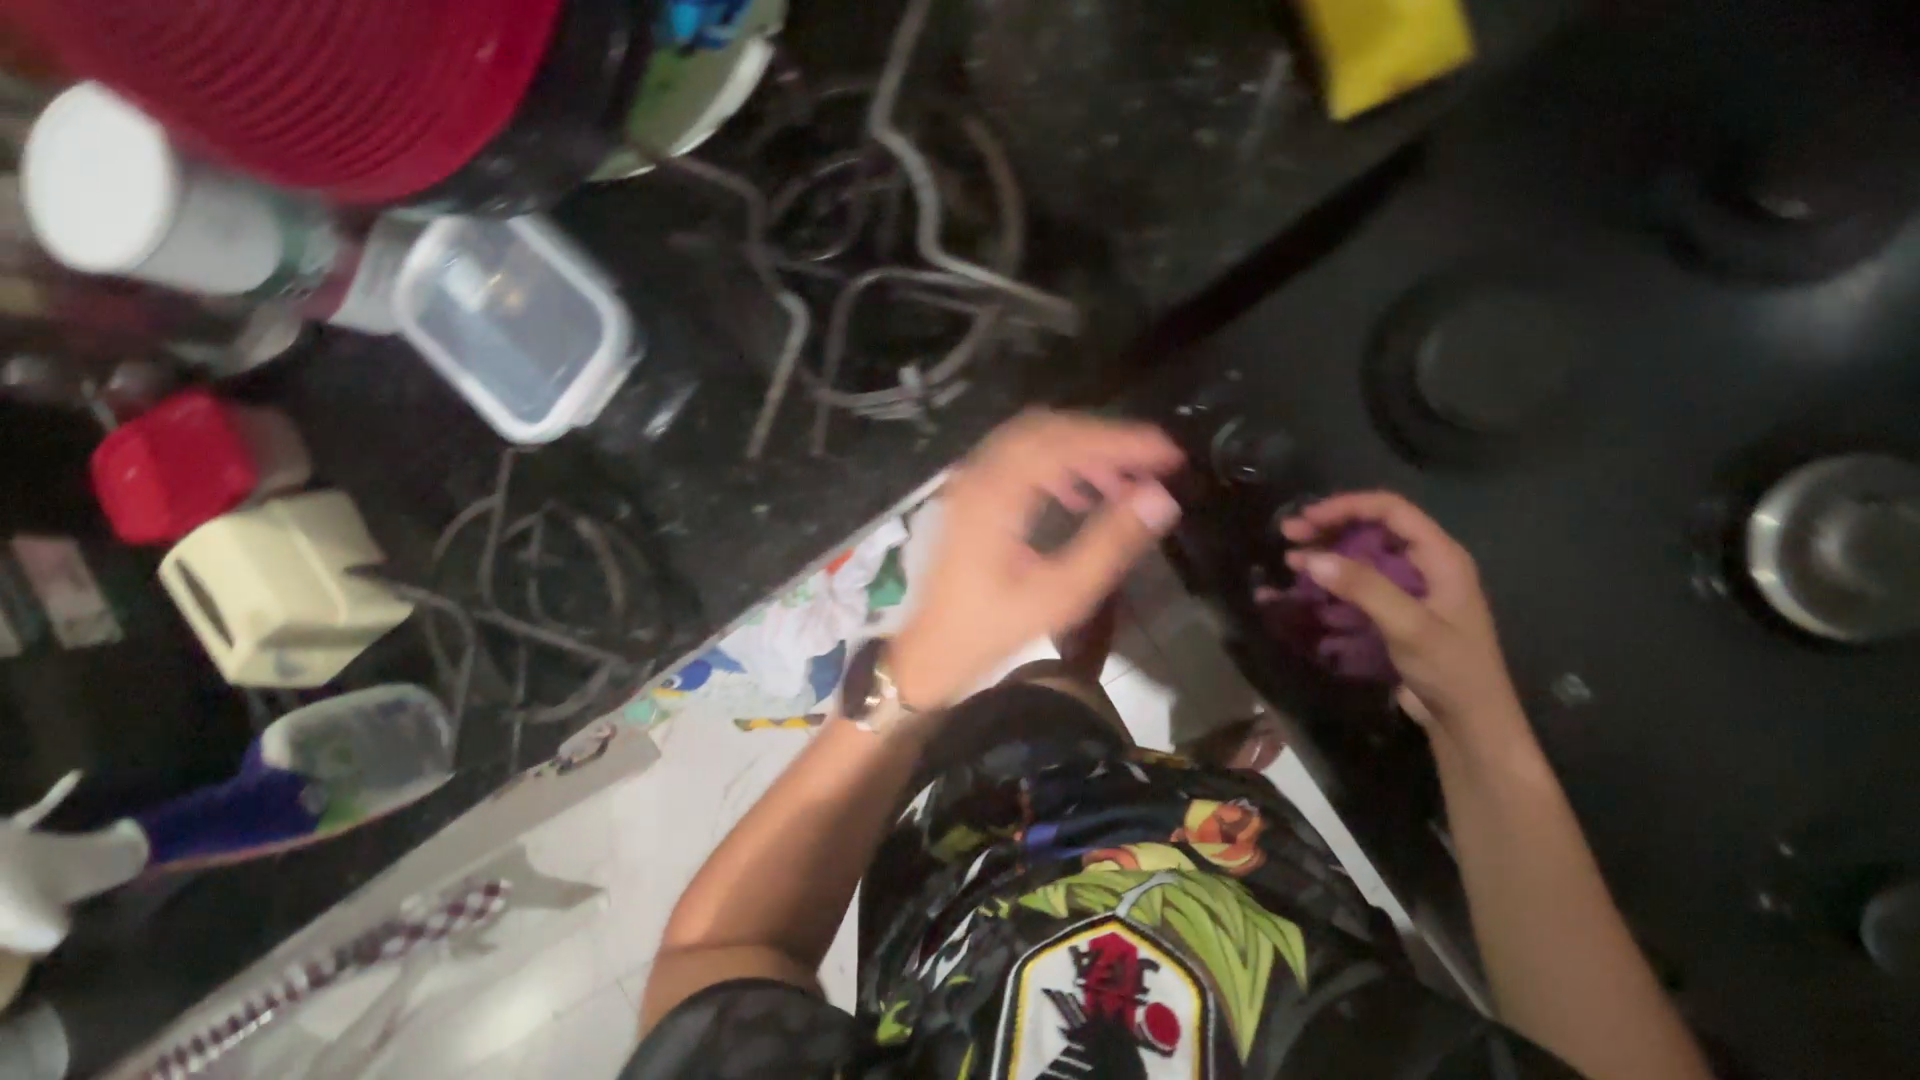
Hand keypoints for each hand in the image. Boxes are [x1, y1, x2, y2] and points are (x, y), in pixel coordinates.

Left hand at [890, 411, 1183, 708]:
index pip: (1067, 442)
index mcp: (996, 494)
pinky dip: (1054, 466)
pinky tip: (1079, 497)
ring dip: (1080, 452)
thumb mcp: (1059, 594)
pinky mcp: (968, 497)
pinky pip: (1016, 461)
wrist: (930, 653)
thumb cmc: (991, 629)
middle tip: (1149, 464)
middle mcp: (977, 475)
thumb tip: (1158, 499)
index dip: (1122, 441)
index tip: (1166, 452)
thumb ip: (1111, 543)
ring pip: (1032, 441)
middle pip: (1049, 430)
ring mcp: (968, 484)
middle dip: (1104, 441)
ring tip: (1121, 484)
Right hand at [1279, 492, 1524, 736]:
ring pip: (1364, 557)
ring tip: (1289, 559)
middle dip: (1331, 527)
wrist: (1469, 724)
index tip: (1307, 519)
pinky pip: (1361, 586)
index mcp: (1441, 557)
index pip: (1392, 510)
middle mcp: (1427, 566)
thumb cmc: (1450, 671)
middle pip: (1375, 529)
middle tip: (1288, 533)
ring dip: (1327, 554)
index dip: (1347, 507)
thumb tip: (1312, 557)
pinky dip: (1332, 583)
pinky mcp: (1396, 614)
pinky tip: (1305, 588)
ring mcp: (1411, 590)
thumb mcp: (1409, 627)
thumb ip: (1364, 588)